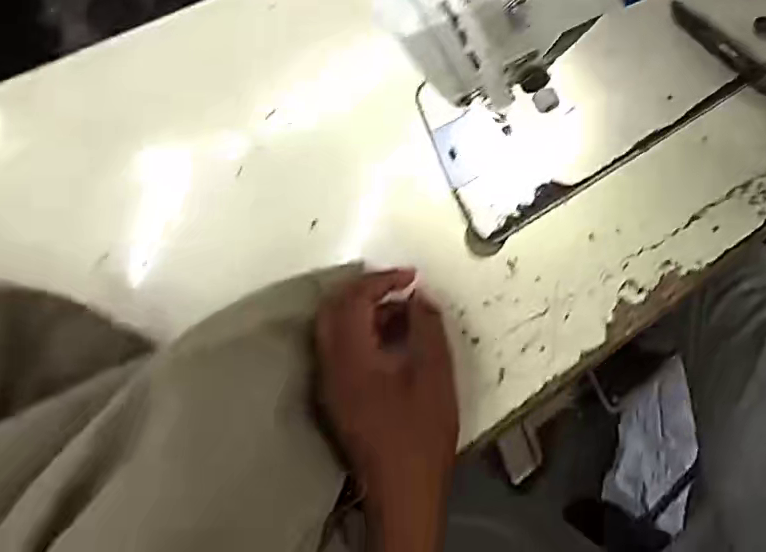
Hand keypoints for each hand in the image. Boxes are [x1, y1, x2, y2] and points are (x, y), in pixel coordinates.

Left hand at [316, 268, 456, 551]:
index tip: (411, 276)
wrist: (405, 490)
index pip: (352, 301)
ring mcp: (330, 387)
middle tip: (401, 283)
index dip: (381, 279)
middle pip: (332, 311)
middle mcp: (331, 370)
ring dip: (365, 309)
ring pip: (334, 330)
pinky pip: (340, 348)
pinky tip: (394, 336)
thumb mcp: (436, 370)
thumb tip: (419, 296)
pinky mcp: (337, 399)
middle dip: (366, 289)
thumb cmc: (422, 431)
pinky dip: (363, 330)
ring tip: (406, 309)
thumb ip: (426, 325)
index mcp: (352, 360)